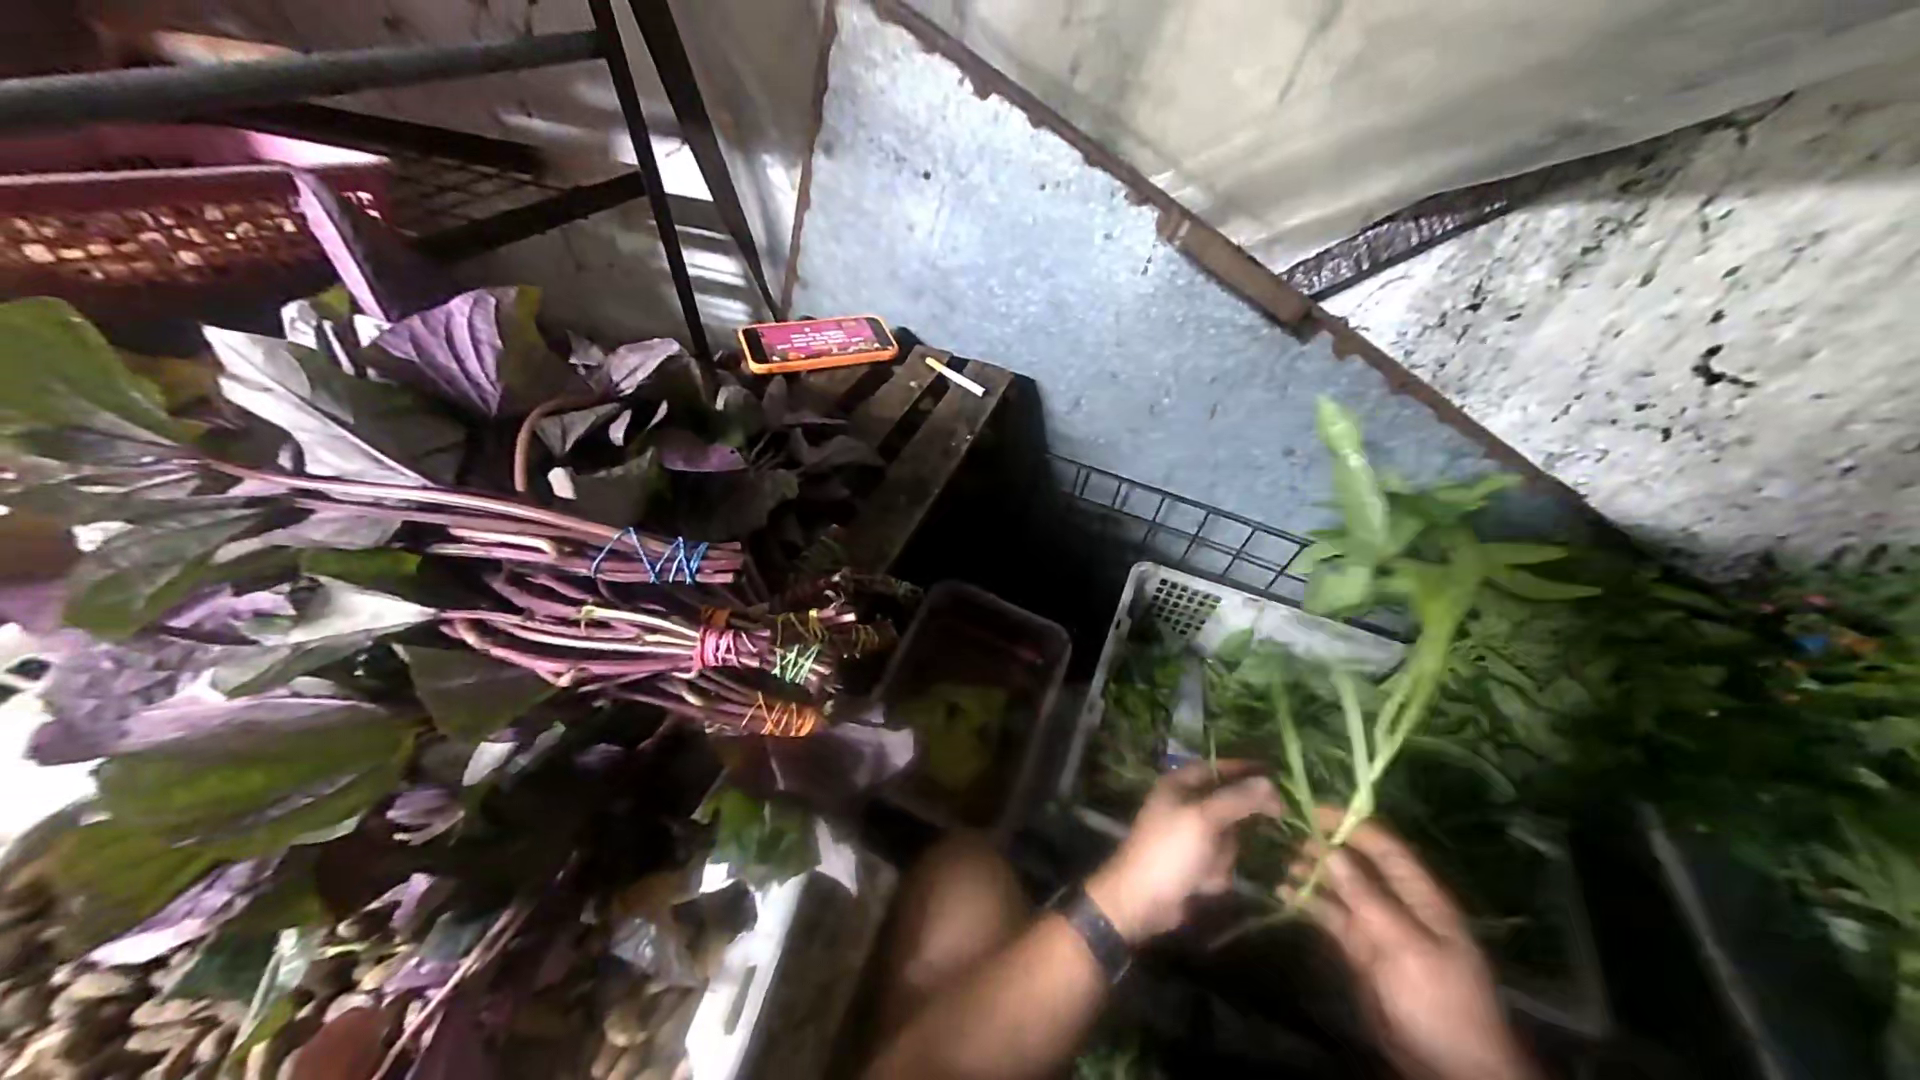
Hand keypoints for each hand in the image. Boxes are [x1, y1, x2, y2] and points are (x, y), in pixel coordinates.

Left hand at [1084, 762, 1282, 942]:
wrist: (1142, 901)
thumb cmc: (1170, 850)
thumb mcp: (1204, 818)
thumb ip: (1238, 798)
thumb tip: (1268, 781)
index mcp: (1179, 784)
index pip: (1219, 767)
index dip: (1246, 769)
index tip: (1278, 774)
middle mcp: (1185, 803)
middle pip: (1229, 805)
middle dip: (1235, 828)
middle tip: (1250, 837)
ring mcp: (1190, 834)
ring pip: (1230, 836)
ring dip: (1224, 854)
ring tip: (1206, 866)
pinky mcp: (1195, 861)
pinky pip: (1221, 860)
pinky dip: (1216, 872)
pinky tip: (1202, 883)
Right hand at [1290, 811, 1539, 1079]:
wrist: (1449, 1066)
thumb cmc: (1438, 999)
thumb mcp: (1405, 945)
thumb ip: (1366, 897)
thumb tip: (1331, 850)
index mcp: (1422, 898)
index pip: (1385, 848)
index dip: (1352, 824)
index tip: (1312, 809)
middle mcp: (1399, 905)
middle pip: (1359, 865)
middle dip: (1326, 846)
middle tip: (1288, 832)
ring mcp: (1378, 928)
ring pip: (1341, 888)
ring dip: (1313, 873)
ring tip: (1283, 862)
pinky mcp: (1360, 950)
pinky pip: (1331, 916)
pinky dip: (1308, 902)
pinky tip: (1283, 892)